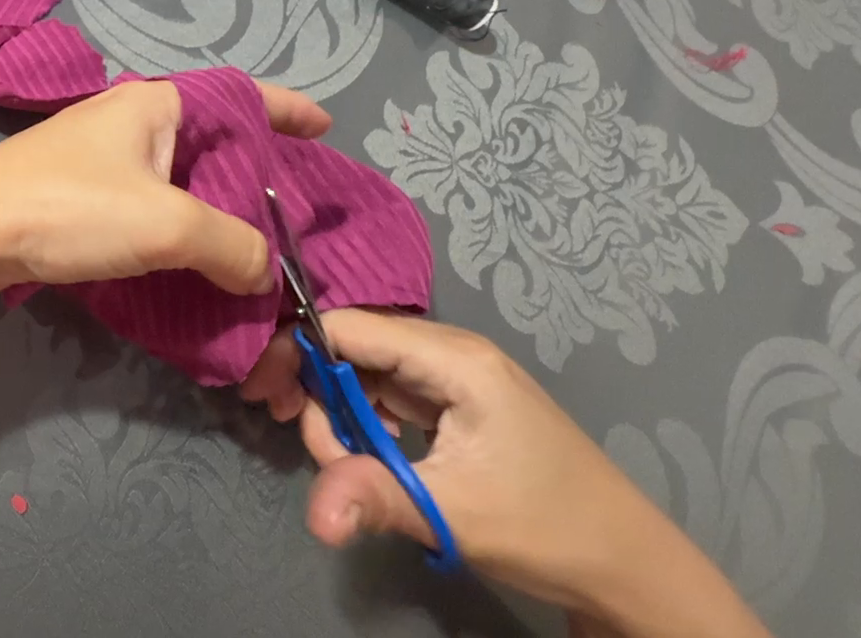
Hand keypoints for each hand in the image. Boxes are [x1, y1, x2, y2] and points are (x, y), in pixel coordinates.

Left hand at [0, 78, 330, 298]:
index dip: (288, 110)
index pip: (241, 95)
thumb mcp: (167, 224)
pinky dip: (182, 232)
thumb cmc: (68, 207)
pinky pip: (151, 207)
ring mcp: (103, 159)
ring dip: (219, 212)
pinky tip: (200, 263)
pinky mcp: (81, 196)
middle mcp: (131, 122)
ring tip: (260, 247)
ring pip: (181, 180)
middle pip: (214, 142)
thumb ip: (232, 245)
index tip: (328, 129)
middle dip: (258, 175)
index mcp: (157, 105)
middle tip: (301, 214)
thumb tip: (266, 272)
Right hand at [272, 311, 768, 636]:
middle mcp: (450, 352)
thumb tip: (313, 516)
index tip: (262, 395)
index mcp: (454, 359)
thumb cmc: (551, 529)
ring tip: (349, 465)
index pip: (346, 328)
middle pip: (351, 347)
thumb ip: (374, 498)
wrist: (635, 571)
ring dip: (340, 414)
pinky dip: (364, 421)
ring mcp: (454, 375)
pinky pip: (386, 393)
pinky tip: (370, 456)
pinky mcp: (454, 401)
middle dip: (317, 394)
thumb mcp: (455, 513)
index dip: (294, 352)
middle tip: (317, 449)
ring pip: (364, 372)